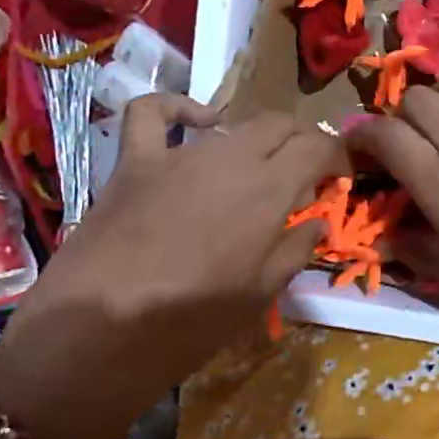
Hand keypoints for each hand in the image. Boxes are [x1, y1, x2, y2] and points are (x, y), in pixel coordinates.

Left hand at [0, 95, 339, 438]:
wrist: (98, 329)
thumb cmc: (191, 321)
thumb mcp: (261, 294)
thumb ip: (296, 248)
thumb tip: (317, 221)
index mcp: (268, 189)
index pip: (316, 147)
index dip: (336, 155)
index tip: (340, 177)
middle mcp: (229, 158)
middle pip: (279, 126)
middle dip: (302, 142)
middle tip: (306, 174)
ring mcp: (178, 154)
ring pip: (233, 125)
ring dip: (257, 142)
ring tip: (259, 171)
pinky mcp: (135, 161)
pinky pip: (153, 114)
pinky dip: (179, 108)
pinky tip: (198, 121)